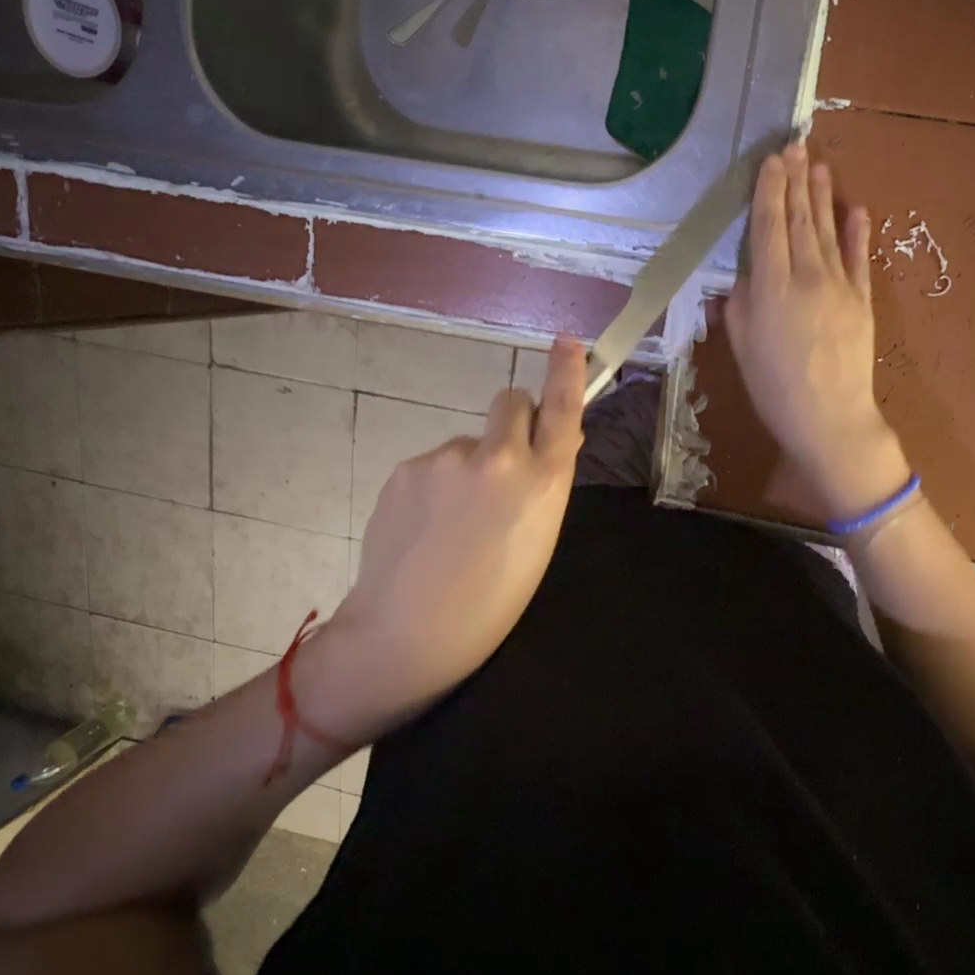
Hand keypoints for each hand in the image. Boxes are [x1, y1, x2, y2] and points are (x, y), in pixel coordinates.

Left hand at [310, 339, 586, 732]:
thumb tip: (553, 445)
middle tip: (502, 472)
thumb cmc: (491, 604)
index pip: (562, 410)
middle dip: (513, 422)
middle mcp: (498, 457)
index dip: (567, 372)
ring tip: (455, 528)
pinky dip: (436, 488)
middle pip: (511, 402)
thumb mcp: (537, 543)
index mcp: (542, 482)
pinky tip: (426, 530)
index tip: (567, 341)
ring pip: (468, 444)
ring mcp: (446, 458)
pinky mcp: (406, 468)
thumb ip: (544, 487)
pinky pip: (433, 465)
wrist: (406, 632)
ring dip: (469, 469)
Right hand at [726, 143, 909, 520]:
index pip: (768, 225)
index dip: (768, 189)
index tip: (770, 160)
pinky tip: (855, 208)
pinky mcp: (862, 300)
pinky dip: (857, 232)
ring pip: (827, 230)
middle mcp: (808, 274)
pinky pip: (859, 258)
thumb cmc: (774, 388)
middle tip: (794, 145)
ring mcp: (840, 285)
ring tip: (818, 164)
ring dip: (822, 195)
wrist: (830, 419)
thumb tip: (746, 275)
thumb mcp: (741, 345)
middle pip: (799, 218)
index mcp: (772, 286)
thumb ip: (738, 303)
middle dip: (795, 180)